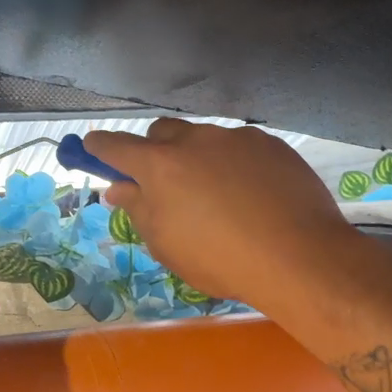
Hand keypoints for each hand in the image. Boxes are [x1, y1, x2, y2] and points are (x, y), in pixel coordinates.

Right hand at [84, 119, 358, 305]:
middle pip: (161, 132)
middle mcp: (195, 141)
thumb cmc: (220, 259)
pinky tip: (251, 196)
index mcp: (160, 166)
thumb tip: (119, 189)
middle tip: (163, 182)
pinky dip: (234, 165)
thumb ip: (138, 210)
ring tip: (217, 196)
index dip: (99, 147)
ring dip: (197, 158)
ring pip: (203, 139)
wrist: (299, 258)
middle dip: (153, 150)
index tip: (92, 148)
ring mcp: (236, 138)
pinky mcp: (272, 144)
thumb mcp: (166, 244)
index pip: (116, 146)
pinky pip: (240, 148)